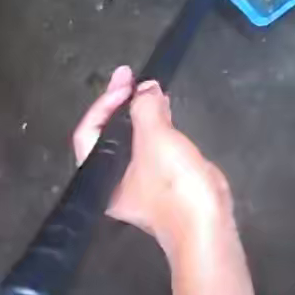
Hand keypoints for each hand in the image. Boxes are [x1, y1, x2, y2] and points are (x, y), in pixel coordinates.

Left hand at [72, 66, 232, 250]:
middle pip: (107, 132)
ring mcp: (139, 177)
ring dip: (138, 109)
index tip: (125, 81)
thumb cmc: (172, 181)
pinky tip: (164, 106)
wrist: (206, 219)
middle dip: (120, 102)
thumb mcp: (155, 136)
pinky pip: (150, 141)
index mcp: (102, 175)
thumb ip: (145, 107)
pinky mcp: (162, 175)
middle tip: (131, 75)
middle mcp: (114, 177)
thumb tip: (146, 88)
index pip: (89, 131)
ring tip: (149, 86)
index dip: (104, 103)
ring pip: (130, 136)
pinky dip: (154, 121)